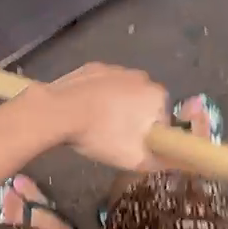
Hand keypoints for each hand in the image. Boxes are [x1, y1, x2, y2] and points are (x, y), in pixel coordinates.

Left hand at [27, 63, 168, 169]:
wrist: (59, 111)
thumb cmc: (102, 135)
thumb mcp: (135, 160)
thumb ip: (159, 161)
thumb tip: (168, 160)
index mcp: (158, 95)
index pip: (163, 121)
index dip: (150, 137)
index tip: (133, 148)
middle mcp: (142, 77)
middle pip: (143, 105)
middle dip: (132, 121)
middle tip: (113, 139)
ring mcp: (115, 69)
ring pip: (122, 94)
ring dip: (114, 108)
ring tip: (95, 126)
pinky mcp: (92, 67)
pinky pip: (101, 87)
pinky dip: (96, 97)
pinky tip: (82, 111)